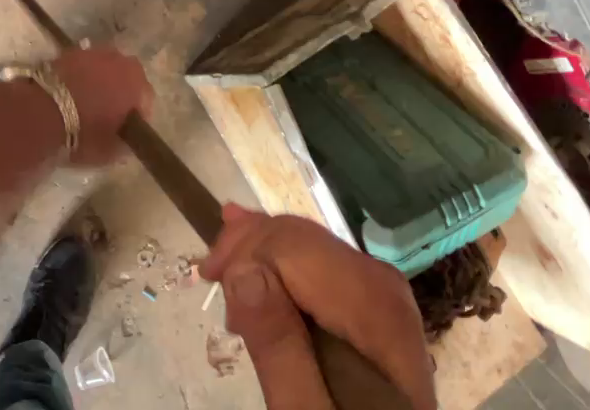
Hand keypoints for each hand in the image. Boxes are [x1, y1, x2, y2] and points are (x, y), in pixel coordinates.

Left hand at [53, 45, 151, 165]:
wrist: (41, 112)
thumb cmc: (84, 133)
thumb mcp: (111, 152)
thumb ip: (125, 143)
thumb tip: (125, 140)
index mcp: (136, 81)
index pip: (146, 100)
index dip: (137, 118)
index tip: (126, 132)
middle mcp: (118, 59)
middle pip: (125, 78)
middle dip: (119, 94)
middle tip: (107, 116)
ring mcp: (91, 52)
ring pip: (102, 69)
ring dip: (98, 82)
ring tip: (85, 105)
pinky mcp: (66, 52)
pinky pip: (80, 67)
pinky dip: (78, 78)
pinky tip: (68, 95)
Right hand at [200, 205, 434, 409]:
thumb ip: (279, 352)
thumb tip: (244, 271)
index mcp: (373, 310)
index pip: (295, 246)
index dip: (246, 252)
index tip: (208, 280)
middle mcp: (382, 285)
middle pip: (301, 238)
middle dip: (249, 246)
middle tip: (207, 273)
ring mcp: (380, 290)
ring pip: (307, 244)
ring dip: (261, 254)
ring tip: (224, 274)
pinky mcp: (372, 301)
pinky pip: (318, 261)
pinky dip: (281, 264)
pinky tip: (257, 268)